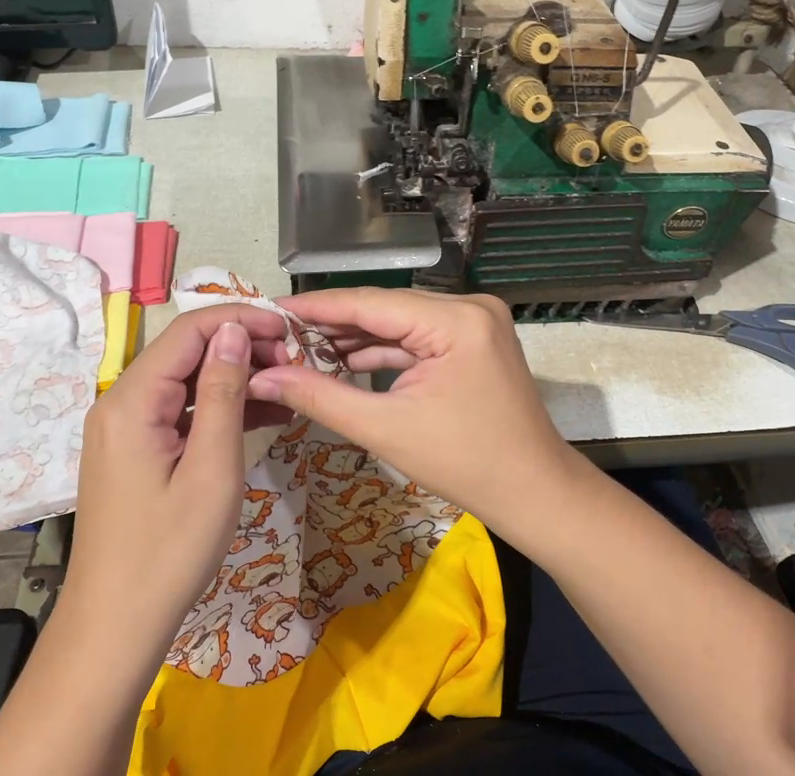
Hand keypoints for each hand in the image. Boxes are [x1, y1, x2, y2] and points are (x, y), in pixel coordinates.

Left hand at [66, 303, 291, 631]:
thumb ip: (223, 393)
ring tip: (288, 388)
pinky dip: (217, 409)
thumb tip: (234, 331)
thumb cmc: (169, 550)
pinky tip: (263, 416)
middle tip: (294, 364)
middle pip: (185, 352)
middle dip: (240, 348)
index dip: (240, 319)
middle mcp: (120, 403)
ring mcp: (124, 429)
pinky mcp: (134, 453)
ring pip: (185, 382)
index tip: (290, 330)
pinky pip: (179, 413)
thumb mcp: (211, 469)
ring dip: (234, 378)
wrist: (116, 625)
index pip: (189, 331)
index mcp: (132, 400)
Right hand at [245, 287, 584, 530]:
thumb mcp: (385, 429)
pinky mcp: (473, 341)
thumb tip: (261, 377)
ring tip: (300, 349)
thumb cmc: (464, 464)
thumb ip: (320, 396)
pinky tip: (343, 360)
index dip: (316, 307)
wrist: (533, 492)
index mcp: (456, 319)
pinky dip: (384, 351)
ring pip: (400, 322)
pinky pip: (418, 337)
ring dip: (355, 337)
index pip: (370, 302)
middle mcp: (469, 306)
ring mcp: (475, 322)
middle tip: (276, 334)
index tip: (268, 310)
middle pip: (385, 308)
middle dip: (332, 324)